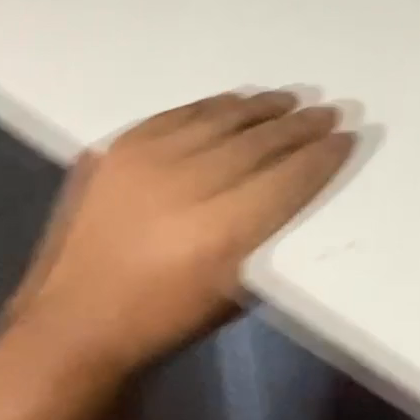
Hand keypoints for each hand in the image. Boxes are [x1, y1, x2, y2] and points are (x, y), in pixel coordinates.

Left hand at [8, 90, 354, 371]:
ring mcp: (150, 160)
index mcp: (221, 232)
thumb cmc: (163, 317)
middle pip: (260, 142)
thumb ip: (267, 232)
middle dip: (300, 126)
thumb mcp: (232, 290)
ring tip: (289, 99)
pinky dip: (214, 105)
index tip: (345, 138)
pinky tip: (236, 102)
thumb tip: (297, 182)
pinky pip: (180, 113)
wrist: (73, 319)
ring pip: (222, 119)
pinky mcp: (122, 147)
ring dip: (262, 108)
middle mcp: (188, 186)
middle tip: (327, 112)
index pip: (288, 178)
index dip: (322, 156)